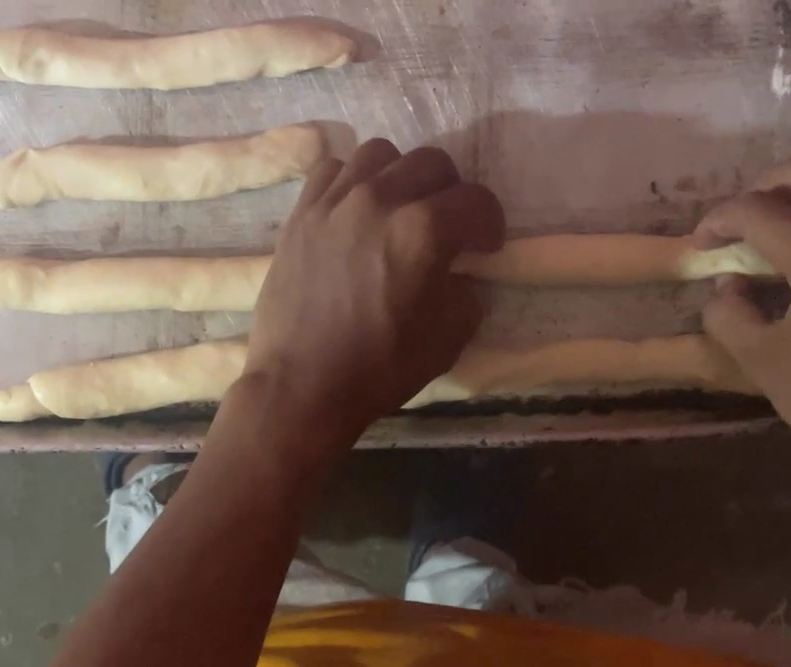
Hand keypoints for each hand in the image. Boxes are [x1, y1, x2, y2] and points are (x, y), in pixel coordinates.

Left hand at [237, 139, 504, 456]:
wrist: (301, 387)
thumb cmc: (377, 371)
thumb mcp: (447, 342)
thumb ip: (465, 295)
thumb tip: (459, 274)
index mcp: (423, 231)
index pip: (476, 202)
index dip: (490, 224)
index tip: (485, 246)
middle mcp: (379, 201)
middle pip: (432, 163)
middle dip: (450, 194)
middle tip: (445, 228)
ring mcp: (334, 203)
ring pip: (380, 155)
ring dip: (400, 177)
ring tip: (398, 210)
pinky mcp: (300, 215)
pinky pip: (332, 169)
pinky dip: (352, 181)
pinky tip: (354, 210)